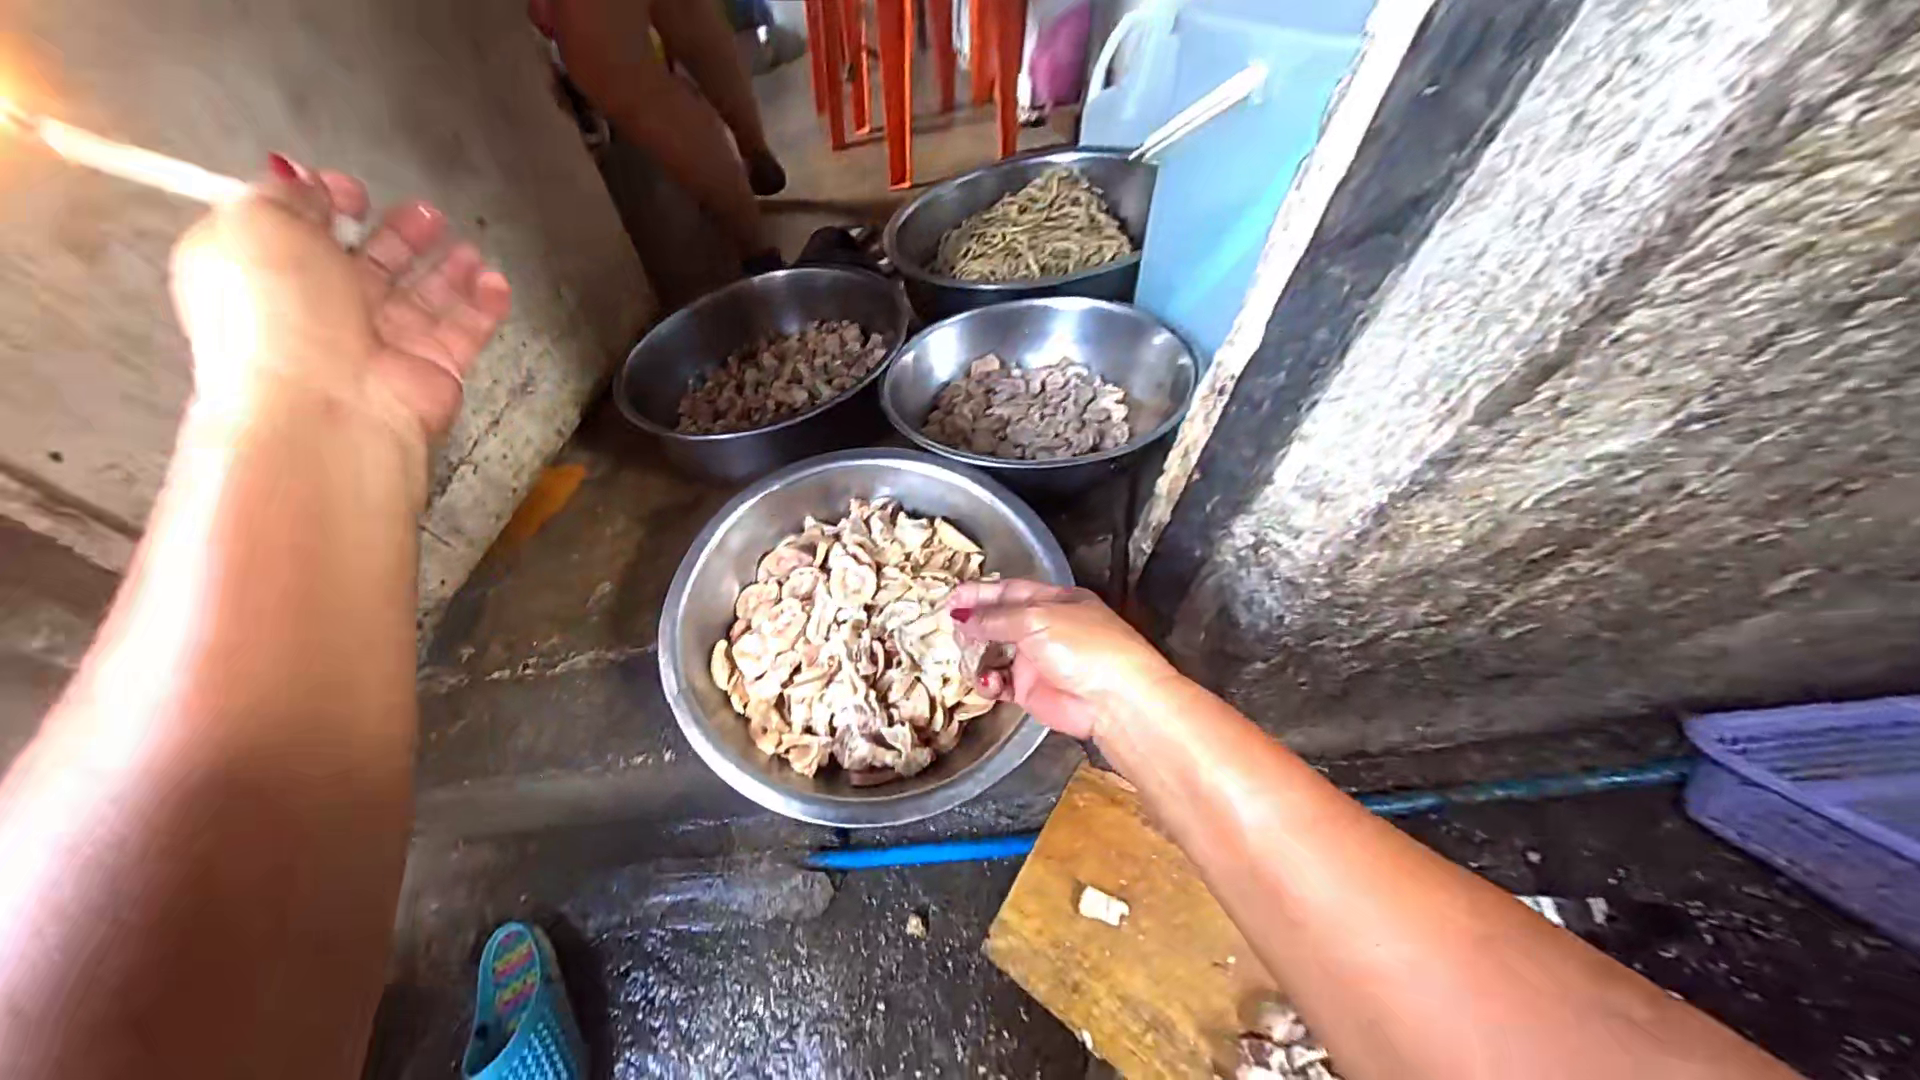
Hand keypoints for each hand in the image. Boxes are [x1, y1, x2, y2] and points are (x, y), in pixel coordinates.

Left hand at [169, 159, 511, 445]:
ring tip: (470, 248)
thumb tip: (300, 178)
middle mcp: (328, 307)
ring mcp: (387, 340)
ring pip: (427, 296)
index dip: (329, 203)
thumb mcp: (257, 227)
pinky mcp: (437, 365)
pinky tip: (495, 281)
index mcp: (270, 271)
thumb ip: (282, 194)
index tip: (355, 189)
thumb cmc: (279, 311)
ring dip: (450, 269)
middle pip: (374, 264)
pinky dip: (485, 304)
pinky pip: (468, 329)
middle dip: (401, 236)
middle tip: (429, 214)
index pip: (305, 231)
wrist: (329, 403)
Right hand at [949, 580, 1181, 740]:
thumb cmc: (1084, 647)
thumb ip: (995, 618)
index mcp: (1053, 600)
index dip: (979, 593)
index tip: (952, 597)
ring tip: (967, 656)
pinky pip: (999, 682)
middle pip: (999, 621)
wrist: (1114, 700)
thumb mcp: (1036, 619)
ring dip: (978, 654)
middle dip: (974, 624)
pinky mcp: (1030, 689)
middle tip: (950, 627)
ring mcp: (1036, 659)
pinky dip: (988, 682)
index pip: (1009, 590)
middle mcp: (1044, 626)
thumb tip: (962, 617)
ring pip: (995, 652)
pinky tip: (988, 682)